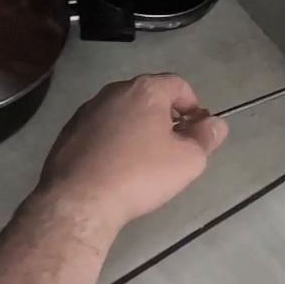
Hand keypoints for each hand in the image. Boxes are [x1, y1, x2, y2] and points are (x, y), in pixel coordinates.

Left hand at [35, 74, 228, 230]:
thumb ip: (206, 138)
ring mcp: (87, 110)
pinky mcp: (68, 132)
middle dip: (165, 116)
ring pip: (122, 111)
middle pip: (148, 95)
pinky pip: (100, 129)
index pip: (178, 84)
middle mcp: (113, 92)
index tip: (196, 131)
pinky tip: (115, 167)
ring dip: (137, 127)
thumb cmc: (140, 175)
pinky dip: (112, 140)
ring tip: (143, 159)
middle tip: (173, 146)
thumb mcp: (188, 160)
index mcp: (145, 91)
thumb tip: (216, 123)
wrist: (80, 200)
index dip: (193, 105)